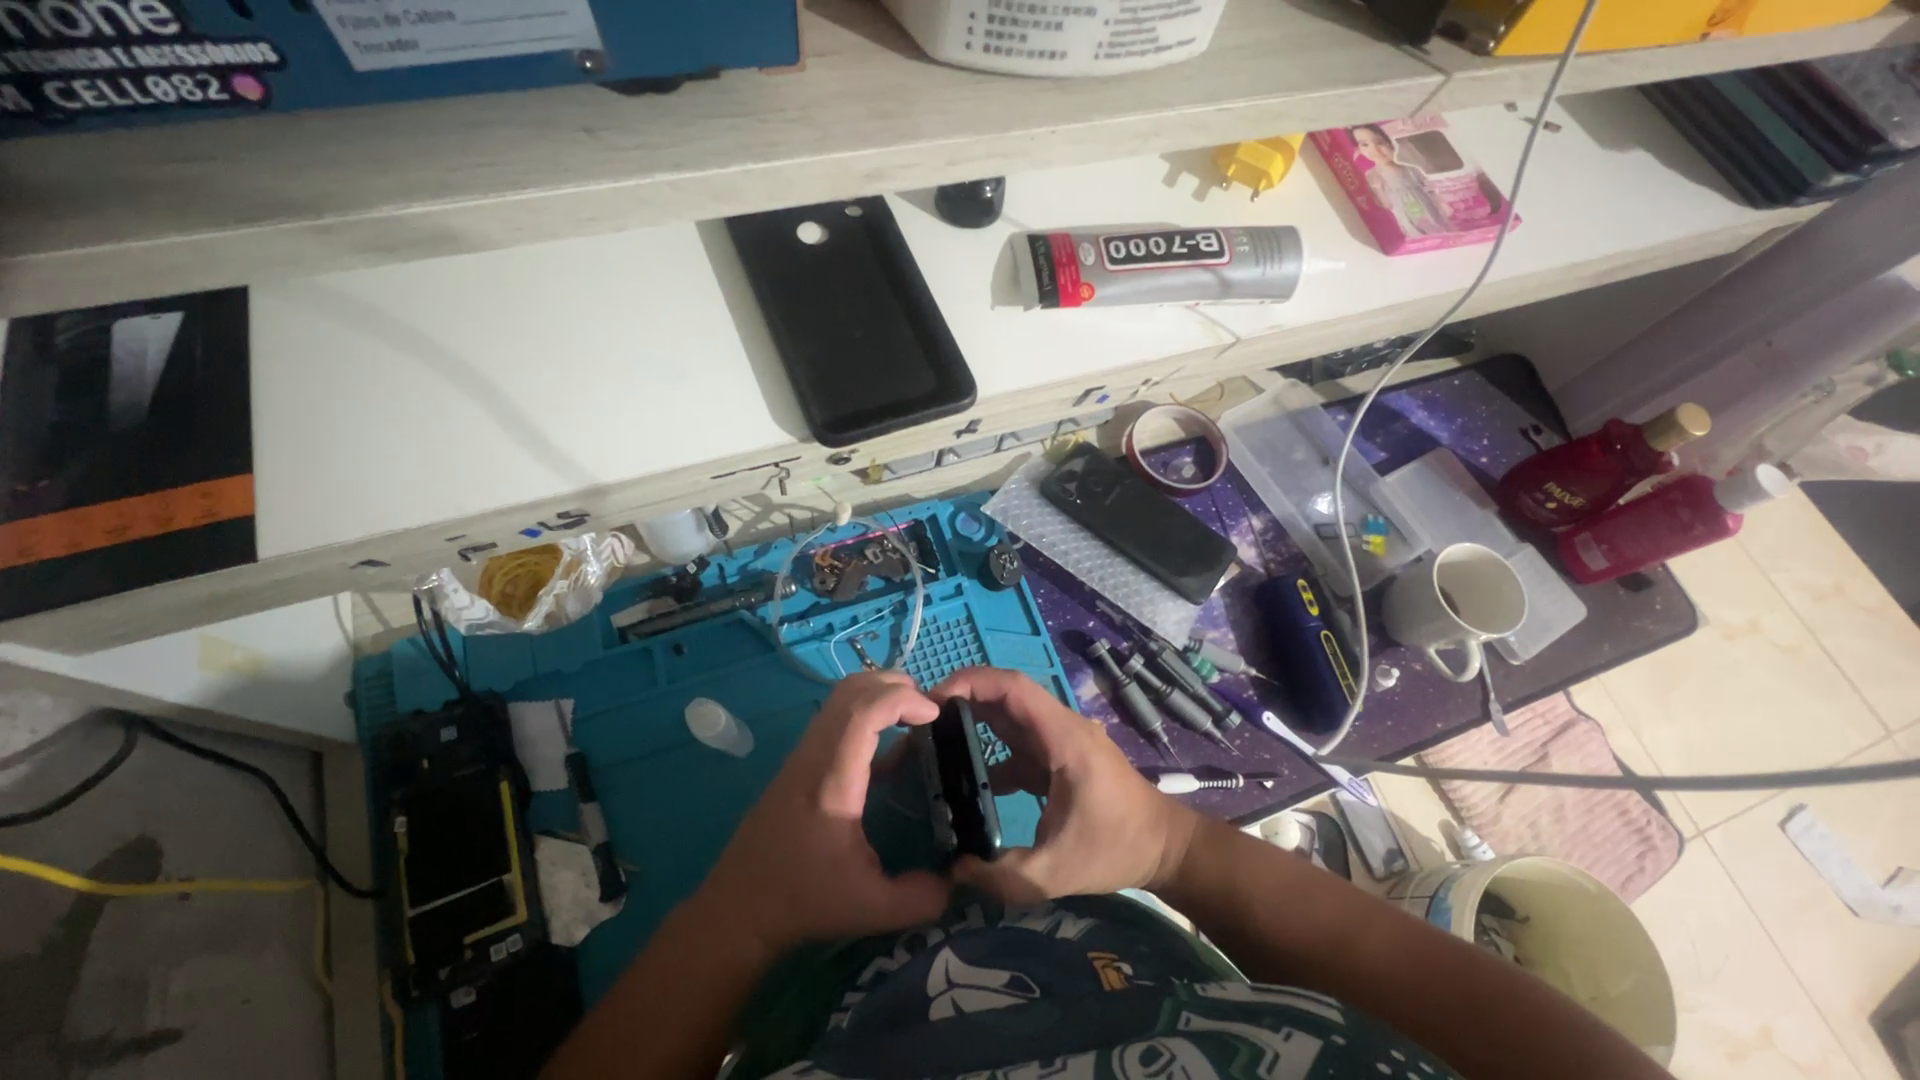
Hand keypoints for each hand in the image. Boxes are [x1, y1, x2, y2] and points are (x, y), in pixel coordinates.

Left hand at [696, 672, 951, 953]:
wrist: (738, 909)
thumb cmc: (803, 903)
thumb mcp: (870, 908)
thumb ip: (921, 896)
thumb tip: (960, 875)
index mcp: (832, 782)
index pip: (862, 712)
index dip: (901, 700)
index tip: (935, 714)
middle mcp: (813, 758)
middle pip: (850, 692)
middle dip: (894, 686)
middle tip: (930, 710)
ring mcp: (802, 758)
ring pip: (838, 701)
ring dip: (878, 697)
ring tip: (915, 720)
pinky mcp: (798, 766)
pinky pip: (833, 721)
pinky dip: (865, 715)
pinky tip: (890, 751)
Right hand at [932, 667, 1201, 904]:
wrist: (1164, 849)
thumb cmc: (1116, 850)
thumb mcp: (1056, 873)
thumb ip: (1002, 876)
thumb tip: (953, 870)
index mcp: (1064, 738)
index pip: (1013, 687)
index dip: (972, 683)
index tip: (933, 700)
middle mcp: (1062, 728)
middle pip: (1007, 694)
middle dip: (963, 699)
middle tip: (921, 721)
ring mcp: (1061, 740)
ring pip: (1010, 715)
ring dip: (974, 721)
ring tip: (933, 742)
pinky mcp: (1059, 756)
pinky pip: (1017, 740)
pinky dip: (990, 749)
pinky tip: (964, 776)